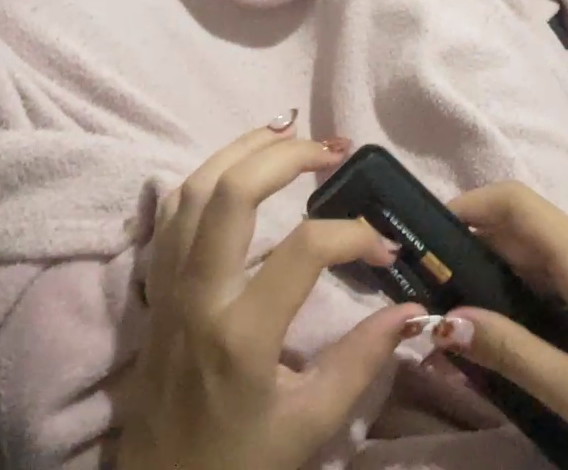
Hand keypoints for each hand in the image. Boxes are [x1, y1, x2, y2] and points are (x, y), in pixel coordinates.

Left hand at [114, 120, 425, 469]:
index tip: (384, 245)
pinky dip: (206, 175)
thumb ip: (363, 361)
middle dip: (286, 156)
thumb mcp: (312, 424)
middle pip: (232, 193)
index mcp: (241, 333)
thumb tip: (412, 310)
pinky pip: (171, 210)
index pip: (303, 249)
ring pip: (193, 188)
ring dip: (241, 150)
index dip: (352, 234)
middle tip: (332, 148)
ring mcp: (167, 283)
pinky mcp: (155, 284)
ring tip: (286, 131)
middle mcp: (197, 293)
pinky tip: (236, 167)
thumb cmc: (240, 460)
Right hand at [432, 183, 567, 469]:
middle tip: (431, 291)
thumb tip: (443, 320)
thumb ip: (511, 354)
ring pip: (541, 255)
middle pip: (523, 228)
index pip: (516, 201)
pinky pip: (563, 279)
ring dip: (497, 275)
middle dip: (472, 248)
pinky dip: (526, 294)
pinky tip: (508, 332)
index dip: (467, 204)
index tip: (423, 234)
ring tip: (459, 316)